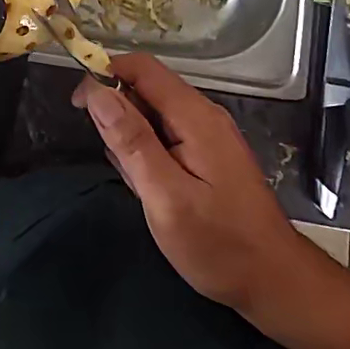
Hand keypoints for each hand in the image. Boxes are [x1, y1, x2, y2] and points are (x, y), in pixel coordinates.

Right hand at [72, 54, 307, 312]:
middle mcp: (203, 115)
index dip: (104, 75)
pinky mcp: (207, 154)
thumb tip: (98, 92)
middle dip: (118, 115)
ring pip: (152, 115)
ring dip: (132, 141)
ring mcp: (207, 135)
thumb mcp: (166, 196)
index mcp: (194, 116)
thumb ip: (132, 142)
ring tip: (141, 187)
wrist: (272, 280)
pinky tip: (154, 192)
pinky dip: (147, 156)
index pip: (142, 68)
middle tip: (120, 165)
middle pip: (146, 88)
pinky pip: (165, 138)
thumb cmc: (218, 244)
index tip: (77, 107)